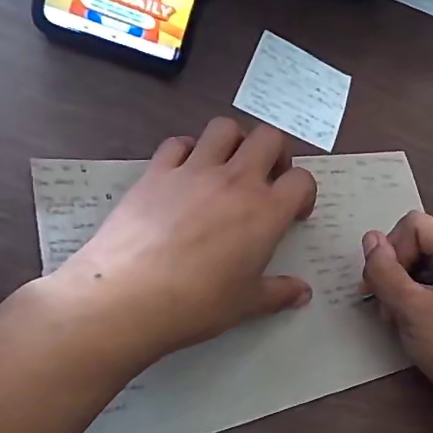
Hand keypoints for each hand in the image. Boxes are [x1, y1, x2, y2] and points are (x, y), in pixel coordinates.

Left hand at [55, 119, 316, 361]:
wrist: (129, 297)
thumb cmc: (197, 304)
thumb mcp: (246, 304)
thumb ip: (278, 292)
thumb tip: (302, 292)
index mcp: (265, 211)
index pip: (301, 180)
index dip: (303, 193)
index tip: (293, 212)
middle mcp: (235, 180)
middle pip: (268, 138)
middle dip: (275, 152)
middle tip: (266, 177)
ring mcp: (193, 171)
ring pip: (223, 128)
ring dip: (233, 141)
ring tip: (227, 165)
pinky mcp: (157, 172)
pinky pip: (177, 143)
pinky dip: (186, 150)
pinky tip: (184, 172)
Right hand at [361, 212, 432, 408]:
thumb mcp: (412, 308)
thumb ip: (386, 271)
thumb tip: (369, 238)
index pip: (416, 226)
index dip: (394, 248)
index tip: (387, 281)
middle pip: (410, 239)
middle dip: (391, 268)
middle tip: (384, 301)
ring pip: (407, 258)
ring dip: (392, 283)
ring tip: (393, 313)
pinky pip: (412, 275)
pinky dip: (399, 292)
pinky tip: (399, 314)